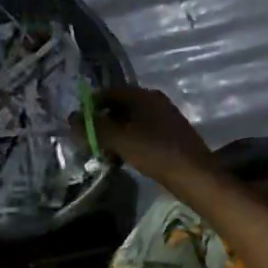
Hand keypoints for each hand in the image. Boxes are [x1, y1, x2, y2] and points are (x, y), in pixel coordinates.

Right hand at [89, 86, 214, 180]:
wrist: (195, 175)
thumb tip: (71, 120)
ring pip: (131, 122)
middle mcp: (155, 101)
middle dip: (102, 122)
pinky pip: (142, 133)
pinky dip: (129, 142)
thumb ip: (94, 128)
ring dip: (115, 134)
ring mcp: (165, 118)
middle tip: (89, 140)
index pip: (109, 92)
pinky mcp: (170, 136)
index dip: (91, 105)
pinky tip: (124, 158)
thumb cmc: (155, 152)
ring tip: (104, 152)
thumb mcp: (119, 140)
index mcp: (143, 96)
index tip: (78, 123)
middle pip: (120, 106)